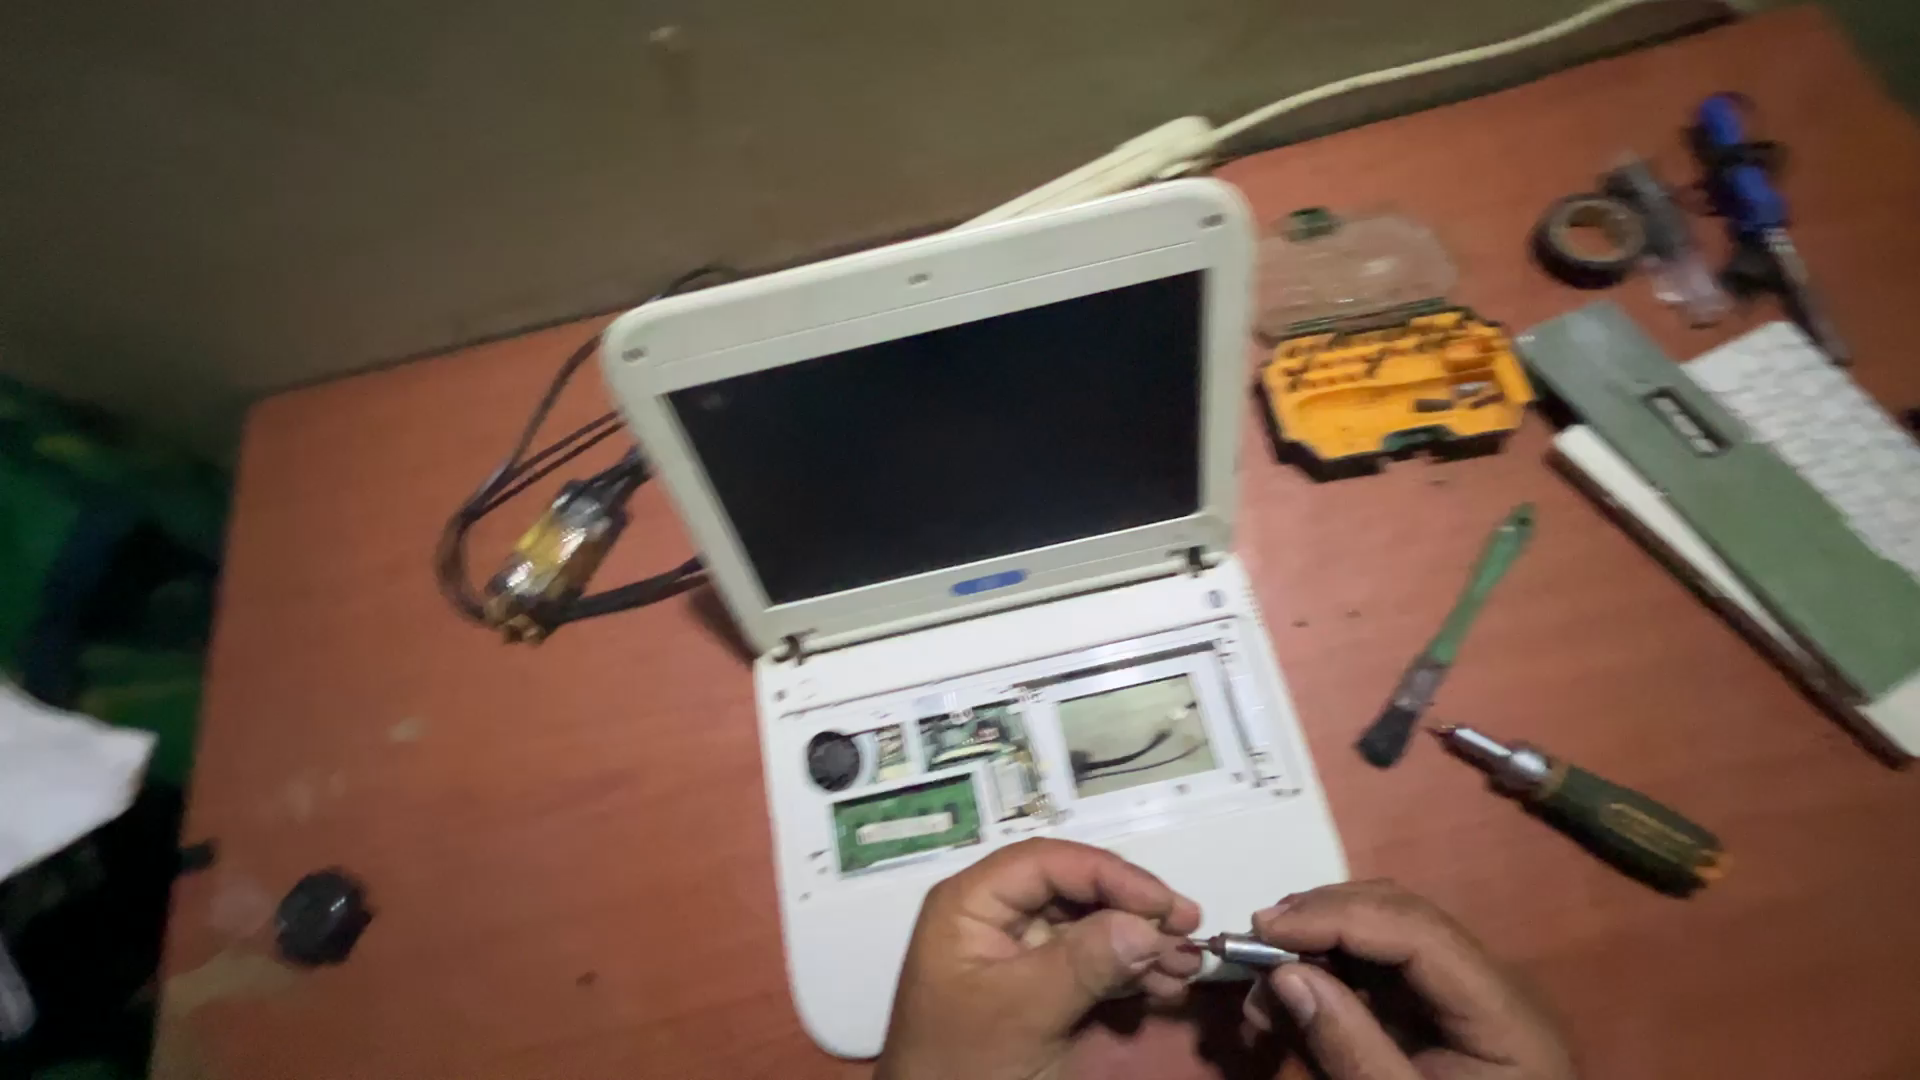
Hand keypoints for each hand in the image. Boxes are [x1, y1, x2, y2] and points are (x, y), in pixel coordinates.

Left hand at [874, 838, 1202, 1079]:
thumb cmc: (965, 1065)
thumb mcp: (1022, 1012)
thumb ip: (1083, 963)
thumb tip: (1147, 926)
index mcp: (972, 902)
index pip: (1046, 863)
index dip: (1108, 874)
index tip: (1163, 903)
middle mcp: (995, 915)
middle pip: (1072, 890)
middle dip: (1131, 909)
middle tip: (1189, 928)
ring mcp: (1019, 952)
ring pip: (1087, 927)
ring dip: (1139, 943)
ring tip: (1188, 965)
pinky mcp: (1039, 989)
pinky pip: (1089, 965)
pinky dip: (1129, 973)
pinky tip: (1165, 985)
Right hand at [1245, 880, 1575, 1079]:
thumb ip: (1352, 1050)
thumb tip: (1284, 973)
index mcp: (1504, 1016)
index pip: (1417, 931)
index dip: (1337, 917)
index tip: (1266, 928)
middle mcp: (1485, 984)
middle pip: (1395, 913)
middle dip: (1320, 917)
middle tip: (1255, 938)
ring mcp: (1457, 990)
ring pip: (1376, 927)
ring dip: (1313, 938)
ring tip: (1261, 971)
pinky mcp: (1430, 1004)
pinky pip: (1369, 962)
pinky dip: (1321, 965)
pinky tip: (1286, 988)